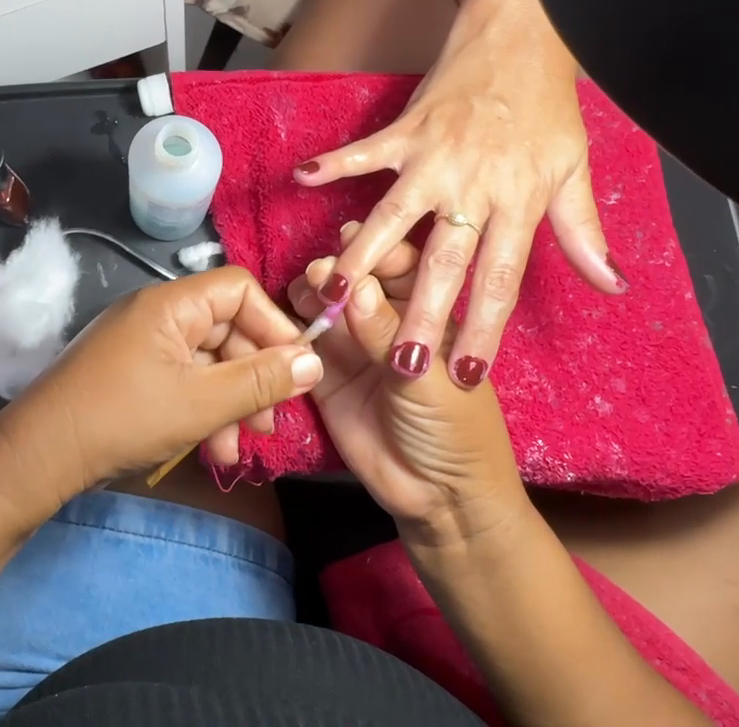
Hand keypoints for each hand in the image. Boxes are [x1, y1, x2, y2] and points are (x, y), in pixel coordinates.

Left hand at [0, 267, 323, 497]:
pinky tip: (212, 450)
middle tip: (270, 424)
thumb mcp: (201, 402)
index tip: (296, 369)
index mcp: (171, 304)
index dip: (273, 325)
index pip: (239, 290)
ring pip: (207, 362)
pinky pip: (182, 380)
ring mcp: (142, 344)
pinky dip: (202, 410)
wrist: (42, 452)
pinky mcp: (132, 373)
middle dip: (253, 377)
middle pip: (227, 329)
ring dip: (231, 403)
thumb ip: (260, 381)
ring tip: (239, 449)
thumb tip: (313, 361)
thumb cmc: (124, 417)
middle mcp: (157, 314)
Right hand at [287, 224, 530, 546]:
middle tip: (321, 272)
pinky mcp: (323, 373)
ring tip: (304, 296)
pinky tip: (281, 324)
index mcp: (426, 311)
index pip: (399, 266)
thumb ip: (388, 334)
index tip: (354, 240)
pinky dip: (287, 329)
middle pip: (354, 278)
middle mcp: (385, 320)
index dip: (377, 251)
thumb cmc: (457, 431)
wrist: (438, 499)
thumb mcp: (428, 378)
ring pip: (322, 304)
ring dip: (310, 294)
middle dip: (337, 268)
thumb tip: (357, 285)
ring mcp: (351, 345)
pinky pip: (299, 342)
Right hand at [294, 9, 623, 382]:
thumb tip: (611, 287)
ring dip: (363, 254)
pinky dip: (334, 162)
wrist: (522, 39)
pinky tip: (302, 178)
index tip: (465, 374)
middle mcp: (474, 185)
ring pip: (394, 215)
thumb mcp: (574, 169)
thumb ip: (583, 232)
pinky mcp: (405, 130)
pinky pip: (365, 151)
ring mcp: (434, 157)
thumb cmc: (545, 108)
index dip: (484, 329)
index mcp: (518, 201)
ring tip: (334, 290)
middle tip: (401, 362)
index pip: (501, 278)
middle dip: (422, 314)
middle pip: (445, 260)